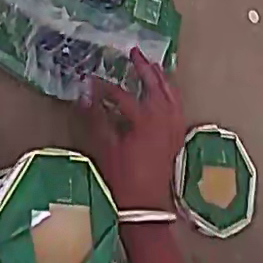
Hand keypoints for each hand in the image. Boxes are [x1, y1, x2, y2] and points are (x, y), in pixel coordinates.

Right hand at [83, 51, 187, 211]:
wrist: (146, 210)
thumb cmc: (123, 180)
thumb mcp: (105, 148)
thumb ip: (96, 118)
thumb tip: (85, 94)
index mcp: (144, 119)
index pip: (122, 95)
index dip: (105, 87)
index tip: (91, 80)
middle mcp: (163, 118)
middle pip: (154, 85)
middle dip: (144, 68)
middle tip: (135, 52)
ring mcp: (173, 126)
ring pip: (170, 93)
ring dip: (161, 77)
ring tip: (154, 64)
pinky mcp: (177, 135)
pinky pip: (177, 105)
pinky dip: (171, 93)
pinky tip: (166, 90)